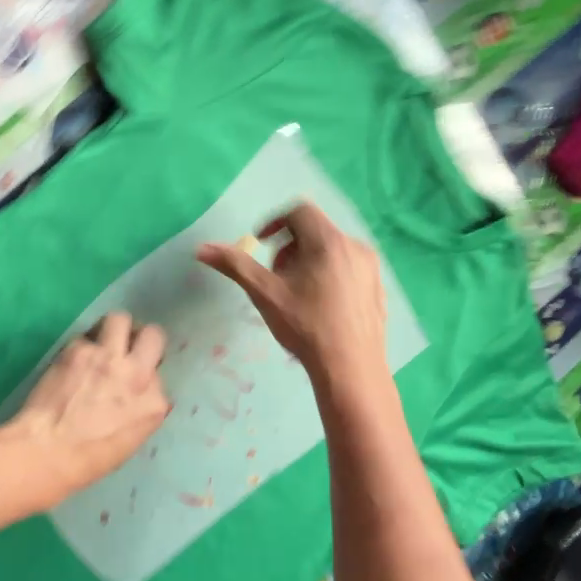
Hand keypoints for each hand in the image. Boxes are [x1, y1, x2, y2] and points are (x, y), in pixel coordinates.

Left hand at [9, 312, 169, 502]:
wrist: (49, 450)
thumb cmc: (89, 459)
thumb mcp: (131, 440)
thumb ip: (140, 409)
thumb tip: (135, 393)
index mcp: (154, 404)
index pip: (158, 373)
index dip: (143, 372)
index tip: (129, 380)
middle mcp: (137, 374)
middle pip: (152, 335)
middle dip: (140, 337)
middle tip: (124, 346)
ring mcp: (108, 358)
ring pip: (119, 319)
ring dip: (112, 328)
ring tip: (100, 341)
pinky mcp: (79, 349)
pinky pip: (85, 335)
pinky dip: (81, 344)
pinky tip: (71, 360)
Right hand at [196, 202, 388, 384]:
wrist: (351, 369)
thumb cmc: (305, 327)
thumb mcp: (265, 294)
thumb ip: (235, 265)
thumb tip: (201, 248)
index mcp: (328, 242)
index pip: (299, 210)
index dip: (275, 222)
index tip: (261, 245)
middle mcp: (355, 247)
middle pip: (315, 230)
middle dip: (289, 246)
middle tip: (276, 275)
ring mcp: (371, 268)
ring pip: (331, 248)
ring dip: (307, 260)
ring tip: (296, 292)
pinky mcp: (378, 287)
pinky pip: (347, 267)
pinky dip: (328, 274)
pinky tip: (319, 306)